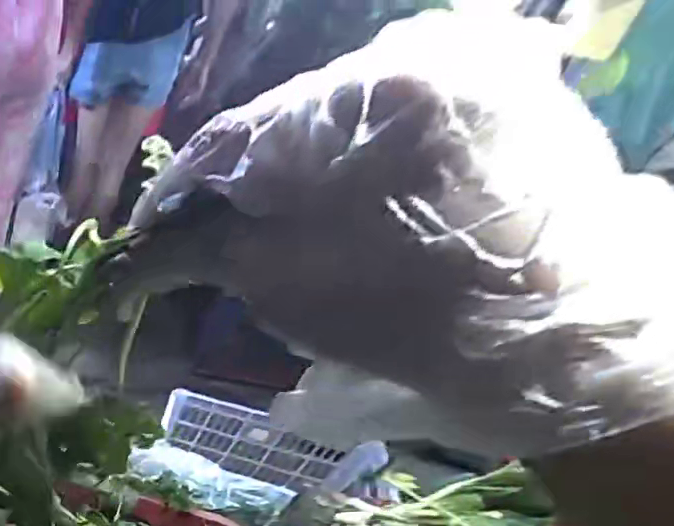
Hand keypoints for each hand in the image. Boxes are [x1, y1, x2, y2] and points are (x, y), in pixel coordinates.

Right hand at [124, 10, 673, 455]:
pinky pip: (371, 115)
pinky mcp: (480, 80)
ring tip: (248, 219)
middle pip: (267, 123)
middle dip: (220, 183)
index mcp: (340, 104)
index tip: (140, 238)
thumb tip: (133, 258)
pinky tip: (314, 195)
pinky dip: (329, 157)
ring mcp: (446, 61)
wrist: (541, 321)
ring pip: (317, 118)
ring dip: (273, 169)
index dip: (167, 195)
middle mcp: (395, 56)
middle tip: (188, 233)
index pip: (217, 142)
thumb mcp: (272, 280)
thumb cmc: (390, 307)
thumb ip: (194, 251)